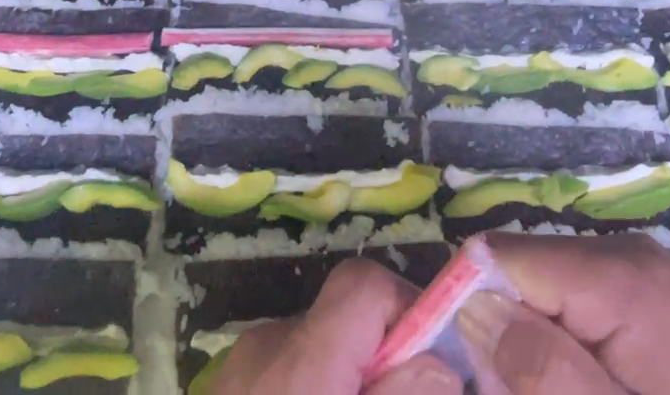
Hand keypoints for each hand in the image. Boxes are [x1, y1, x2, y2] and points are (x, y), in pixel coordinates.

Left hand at [211, 259, 461, 394]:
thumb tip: (441, 359)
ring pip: (319, 348)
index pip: (365, 284)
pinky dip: (316, 384)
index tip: (437, 365)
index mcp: (302, 357)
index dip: (410, 310)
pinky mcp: (228, 382)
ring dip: (351, 374)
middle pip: (346, 317)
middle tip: (406, 394)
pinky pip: (287, 371)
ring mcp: (241, 363)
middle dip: (387, 354)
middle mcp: (268, 343)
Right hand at [456, 233, 669, 394]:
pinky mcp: (657, 300)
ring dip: (531, 351)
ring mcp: (644, 274)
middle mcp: (625, 255)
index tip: (462, 375)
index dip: (464, 310)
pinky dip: (565, 351)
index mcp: (616, 276)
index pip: (495, 258)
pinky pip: (578, 310)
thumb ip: (547, 373)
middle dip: (499, 338)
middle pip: (516, 275)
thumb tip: (470, 309)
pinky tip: (587, 389)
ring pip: (542, 295)